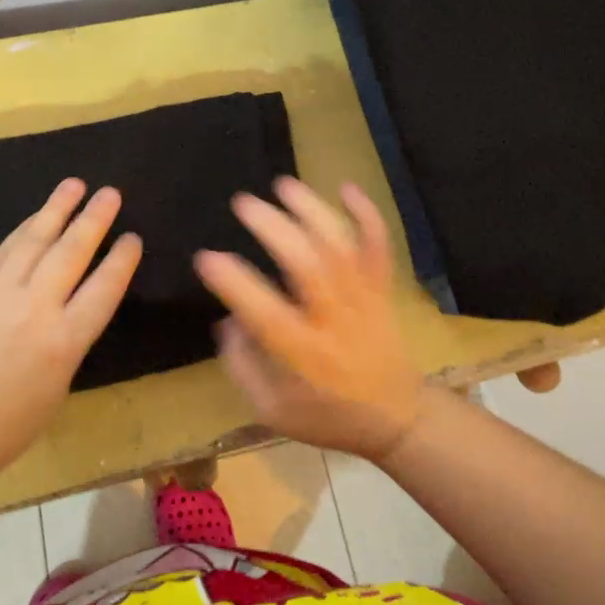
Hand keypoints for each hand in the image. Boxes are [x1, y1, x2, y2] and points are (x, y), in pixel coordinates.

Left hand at [0, 179, 140, 487]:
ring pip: (32, 241)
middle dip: (93, 220)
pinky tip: (33, 220)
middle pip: (70, 252)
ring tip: (74, 185)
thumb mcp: (56, 387)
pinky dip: (20, 233)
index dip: (121, 260)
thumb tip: (72, 300)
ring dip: (56, 210)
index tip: (132, 237)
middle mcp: (33, 309)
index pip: (103, 288)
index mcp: (63, 342)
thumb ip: (68, 338)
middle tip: (110, 193)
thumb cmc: (6, 425)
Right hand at [196, 177, 425, 460]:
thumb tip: (228, 320)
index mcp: (302, 354)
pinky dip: (367, 215)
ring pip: (341, 249)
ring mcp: (362, 301)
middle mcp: (333, 321)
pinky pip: (379, 249)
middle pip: (308, 267)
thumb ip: (243, 366)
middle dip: (275, 229)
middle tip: (243, 203)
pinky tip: (347, 187)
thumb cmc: (328, 416)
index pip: (265, 312)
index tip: (207, 257)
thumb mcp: (272, 410)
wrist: (397, 419)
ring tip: (283, 185)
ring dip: (313, 211)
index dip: (234, 282)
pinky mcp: (381, 290)